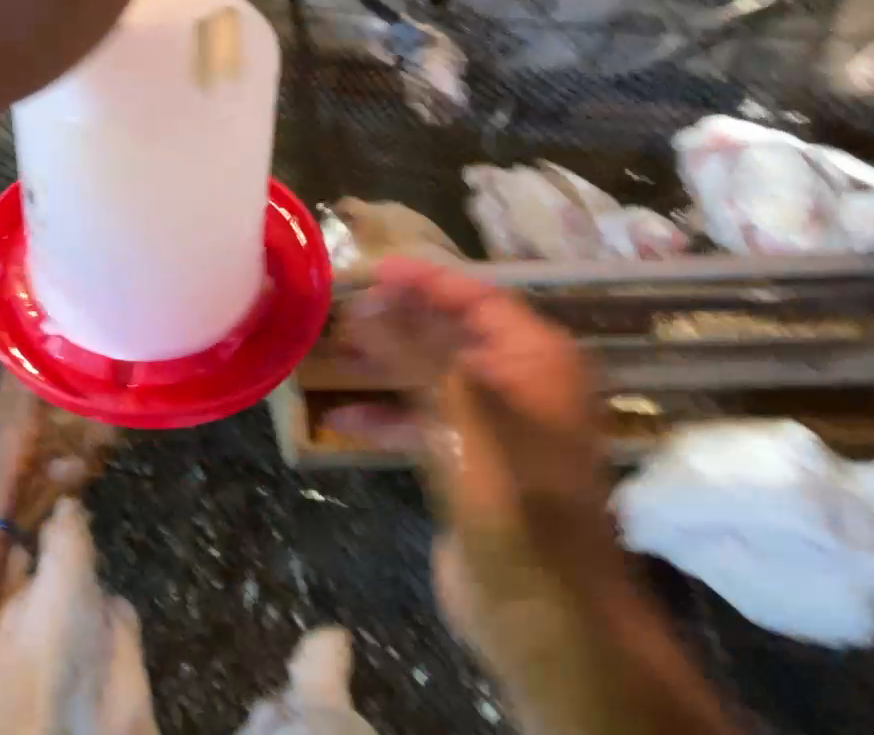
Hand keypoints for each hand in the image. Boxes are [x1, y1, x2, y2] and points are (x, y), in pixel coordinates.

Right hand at [346, 256, 617, 605]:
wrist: (542, 605)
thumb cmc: (509, 494)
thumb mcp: (457, 409)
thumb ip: (412, 349)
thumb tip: (367, 301)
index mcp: (537, 360)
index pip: (477, 296)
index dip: (424, 279)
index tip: (369, 269)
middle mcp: (520, 385)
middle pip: (450, 334)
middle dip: (396, 321)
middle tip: (340, 309)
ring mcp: (495, 428)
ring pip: (430, 378)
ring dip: (384, 365)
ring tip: (332, 353)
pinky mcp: (471, 465)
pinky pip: (423, 422)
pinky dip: (386, 414)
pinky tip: (343, 416)